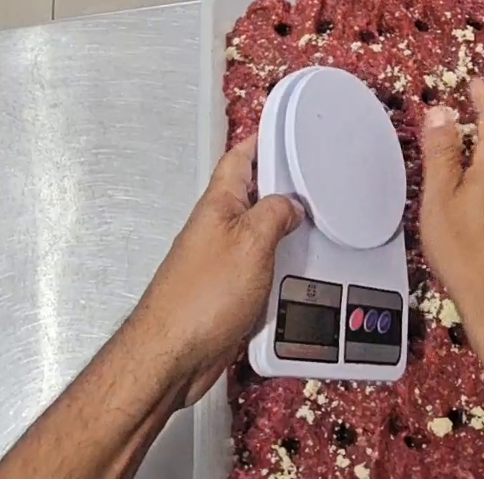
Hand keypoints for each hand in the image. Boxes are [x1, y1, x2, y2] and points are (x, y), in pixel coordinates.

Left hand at [128, 134, 302, 406]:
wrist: (171, 357)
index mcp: (219, 203)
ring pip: (259, 231)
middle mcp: (217, 226)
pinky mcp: (226, 289)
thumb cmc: (201, 298)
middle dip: (281, 185)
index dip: (261, 139)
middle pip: (253, 193)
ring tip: (313, 226)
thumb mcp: (251, 242)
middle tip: (311, 179)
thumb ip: (275, 214)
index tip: (283, 127)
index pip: (240, 157)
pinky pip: (259, 265)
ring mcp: (221, 258)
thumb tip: (291, 205)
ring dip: (283, 229)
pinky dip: (279, 264)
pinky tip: (296, 273)